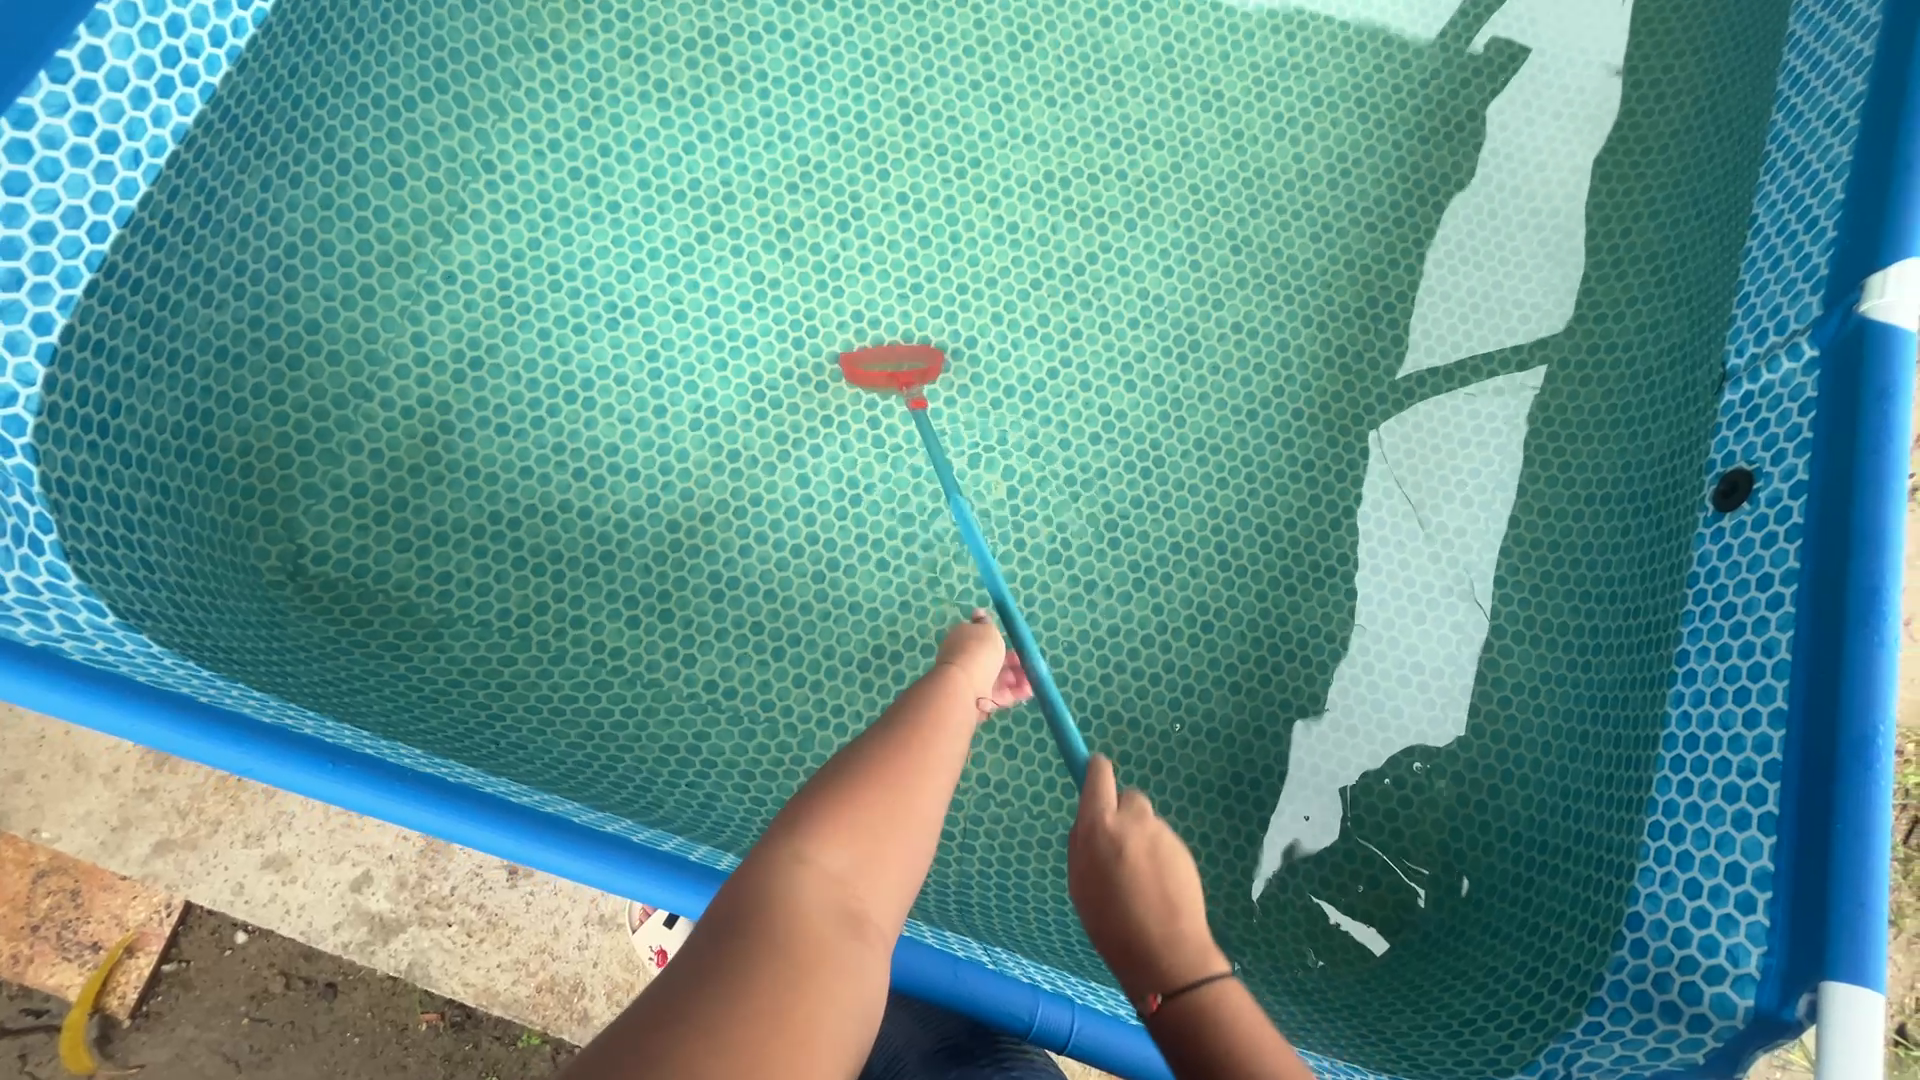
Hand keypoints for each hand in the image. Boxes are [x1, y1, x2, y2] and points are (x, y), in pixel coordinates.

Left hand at [932, 609, 1033, 715]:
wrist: (965, 686)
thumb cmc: (978, 651)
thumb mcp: (986, 629)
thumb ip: (986, 622)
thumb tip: (978, 612)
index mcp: (965, 640)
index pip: (984, 639)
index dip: (1002, 642)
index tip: (1018, 646)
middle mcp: (967, 660)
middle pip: (994, 661)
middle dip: (1014, 663)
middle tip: (1031, 664)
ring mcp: (973, 681)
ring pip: (1000, 679)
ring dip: (1018, 678)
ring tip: (1033, 680)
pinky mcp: (980, 700)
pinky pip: (1000, 695)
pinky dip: (1015, 692)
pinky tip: (1029, 691)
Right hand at [1069, 754, 1227, 1003]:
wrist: (1165, 953)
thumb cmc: (1109, 921)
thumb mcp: (1078, 879)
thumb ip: (1083, 841)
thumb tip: (1089, 819)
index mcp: (1099, 824)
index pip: (1099, 773)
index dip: (1096, 771)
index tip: (1095, 773)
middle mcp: (1132, 819)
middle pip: (1126, 797)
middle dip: (1121, 813)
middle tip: (1117, 847)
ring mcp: (1162, 833)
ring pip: (1146, 822)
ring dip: (1141, 837)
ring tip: (1139, 878)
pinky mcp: (1183, 848)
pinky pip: (1163, 841)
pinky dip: (1159, 855)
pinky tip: (1158, 887)